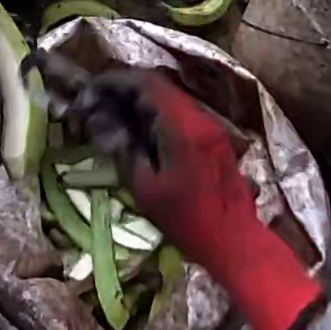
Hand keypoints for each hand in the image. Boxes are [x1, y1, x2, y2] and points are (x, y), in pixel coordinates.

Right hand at [89, 70, 324, 329]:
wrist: (239, 247)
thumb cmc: (190, 221)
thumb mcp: (146, 189)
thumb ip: (123, 150)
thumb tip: (102, 125)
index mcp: (183, 127)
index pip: (145, 84)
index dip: (114, 82)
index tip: (91, 92)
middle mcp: (199, 119)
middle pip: (156, 87)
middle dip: (122, 90)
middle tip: (96, 103)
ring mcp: (209, 127)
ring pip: (167, 99)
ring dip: (137, 101)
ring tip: (111, 115)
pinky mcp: (212, 139)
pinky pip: (177, 114)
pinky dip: (153, 114)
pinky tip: (136, 131)